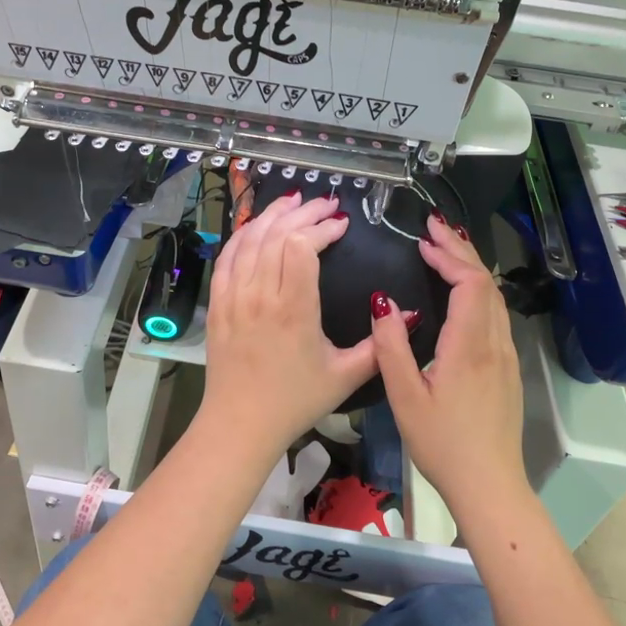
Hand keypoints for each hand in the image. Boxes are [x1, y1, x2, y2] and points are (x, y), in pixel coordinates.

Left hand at [198, 193, 376, 462]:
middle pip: (278, 234)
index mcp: (294, 309)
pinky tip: (256, 226)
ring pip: (251, 239)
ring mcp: (235, 297)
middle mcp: (261, 295)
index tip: (342, 224)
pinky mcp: (218, 303)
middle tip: (325, 203)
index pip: (303, 246)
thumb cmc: (295, 401)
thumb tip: (408, 314)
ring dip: (272, 215)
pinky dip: (243, 235)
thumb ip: (378, 345)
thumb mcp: (345, 376)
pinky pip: (227, 257)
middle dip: (303, 212)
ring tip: (293, 201)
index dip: (323, 227)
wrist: (241, 423)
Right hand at [370, 215, 526, 513]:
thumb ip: (392, 348)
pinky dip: (479, 290)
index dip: (449, 255)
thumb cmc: (442, 443)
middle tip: (434, 229)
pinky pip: (497, 314)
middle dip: (461, 251)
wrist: (490, 485)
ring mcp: (506, 357)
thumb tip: (383, 303)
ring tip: (446, 251)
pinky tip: (462, 294)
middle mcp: (494, 344)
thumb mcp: (405, 397)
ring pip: (495, 298)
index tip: (424, 239)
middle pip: (486, 283)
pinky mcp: (508, 370)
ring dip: (472, 269)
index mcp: (469, 346)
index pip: (469, 283)